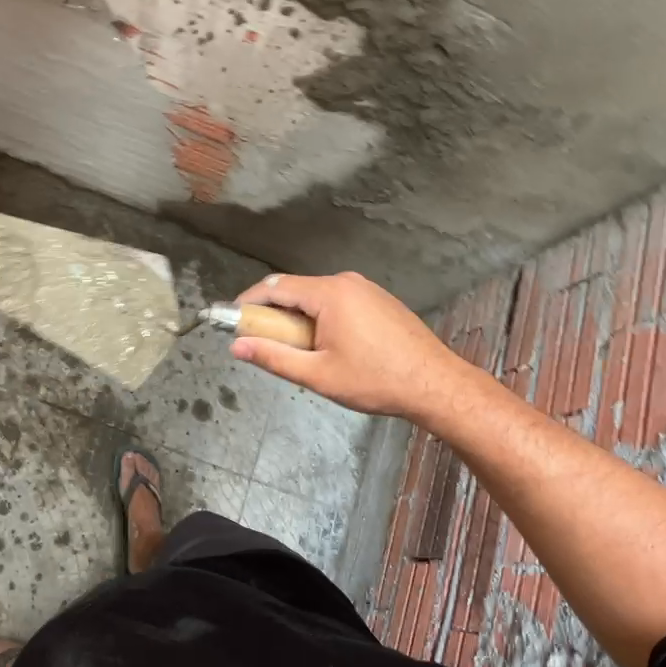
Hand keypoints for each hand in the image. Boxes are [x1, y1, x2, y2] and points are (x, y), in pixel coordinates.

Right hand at [229, 272, 465, 418]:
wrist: (435, 385)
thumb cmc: (375, 381)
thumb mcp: (317, 374)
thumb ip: (274, 357)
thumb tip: (237, 347)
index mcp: (330, 293)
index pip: (275, 287)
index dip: (248, 302)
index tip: (230, 321)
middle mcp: (347, 281)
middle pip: (295, 290)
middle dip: (273, 314)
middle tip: (261, 343)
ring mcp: (366, 289)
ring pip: (316, 297)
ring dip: (297, 318)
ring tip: (296, 352)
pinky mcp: (378, 300)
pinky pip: (337, 302)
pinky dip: (320, 318)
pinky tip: (325, 347)